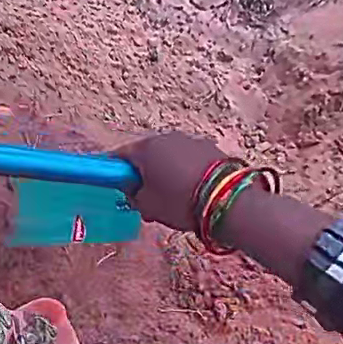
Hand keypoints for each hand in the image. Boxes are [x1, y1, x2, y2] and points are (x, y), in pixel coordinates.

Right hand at [115, 132, 230, 232]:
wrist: (230, 202)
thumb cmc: (178, 202)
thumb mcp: (147, 205)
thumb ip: (132, 195)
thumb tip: (132, 189)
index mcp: (145, 149)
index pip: (119, 155)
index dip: (113, 170)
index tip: (113, 183)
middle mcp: (167, 138)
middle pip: (145, 153)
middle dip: (141, 171)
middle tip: (141, 194)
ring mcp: (191, 141)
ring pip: (168, 155)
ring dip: (163, 170)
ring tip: (168, 194)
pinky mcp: (211, 149)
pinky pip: (187, 159)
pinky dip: (183, 170)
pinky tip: (187, 190)